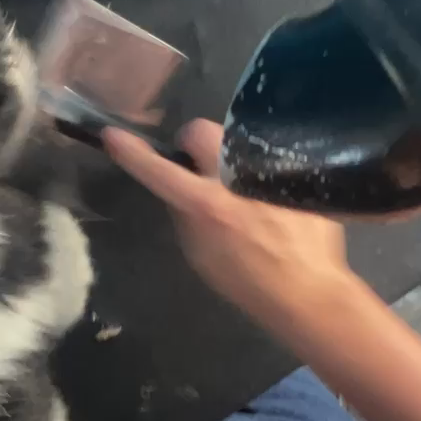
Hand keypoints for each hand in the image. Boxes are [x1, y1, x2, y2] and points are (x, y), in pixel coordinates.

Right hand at [104, 120, 360, 333]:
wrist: (307, 289)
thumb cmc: (247, 282)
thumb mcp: (201, 256)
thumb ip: (186, 217)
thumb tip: (180, 191)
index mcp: (206, 206)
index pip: (159, 171)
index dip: (132, 153)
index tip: (113, 137)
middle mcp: (236, 179)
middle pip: (201, 130)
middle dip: (192, 144)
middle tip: (197, 168)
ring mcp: (269, 171)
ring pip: (235, 140)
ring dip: (227, 157)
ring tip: (239, 185)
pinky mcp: (295, 171)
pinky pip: (267, 155)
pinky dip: (258, 170)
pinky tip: (267, 193)